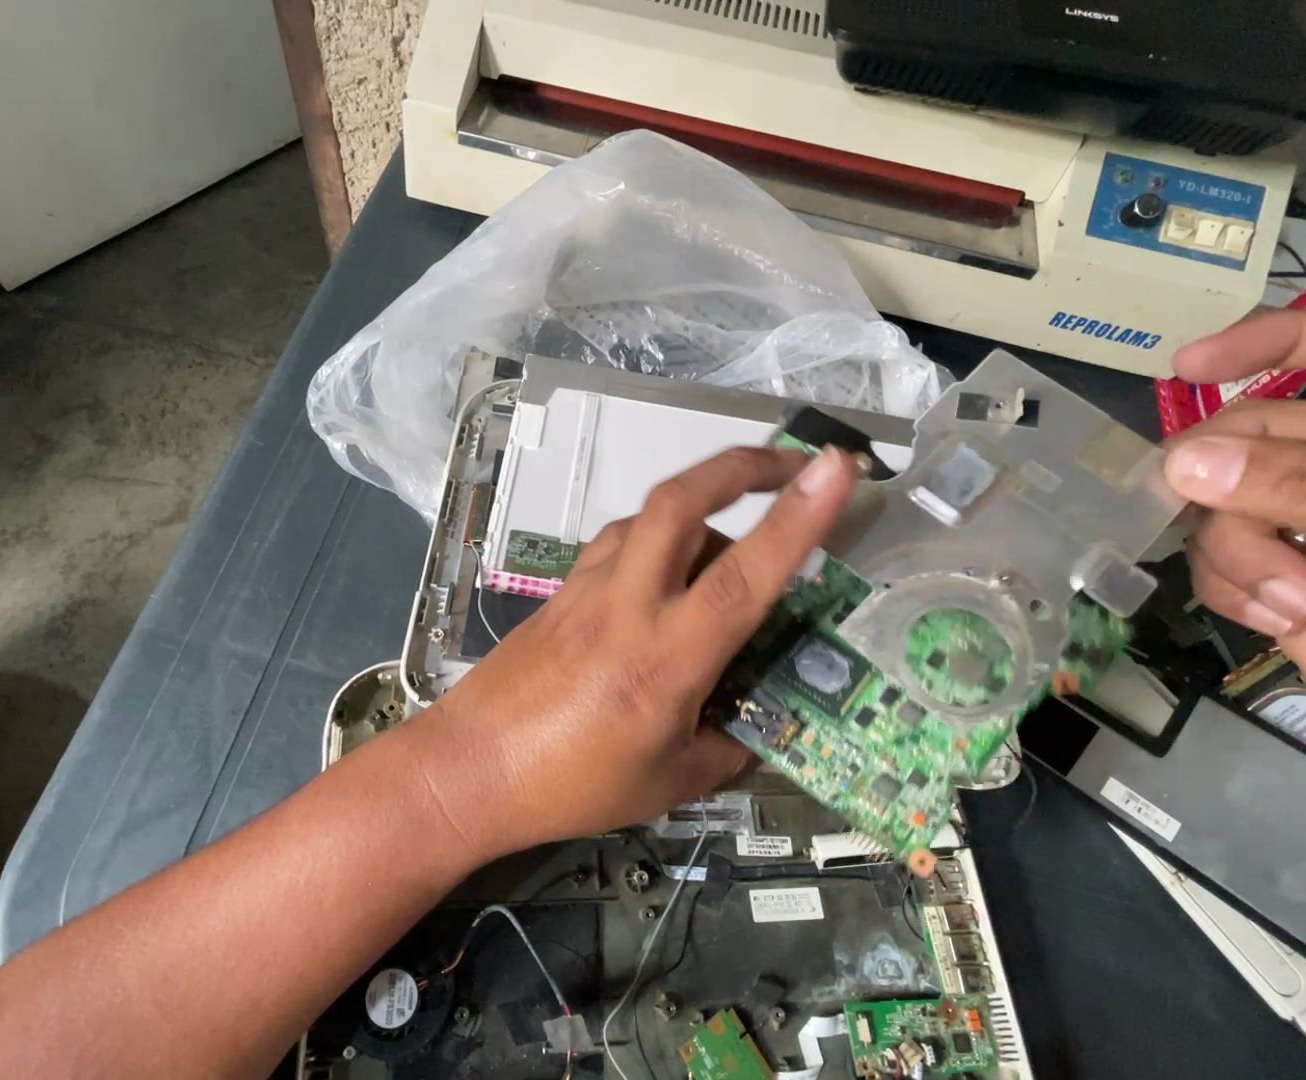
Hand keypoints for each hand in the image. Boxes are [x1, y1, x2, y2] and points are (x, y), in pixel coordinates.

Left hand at [398, 445, 857, 859]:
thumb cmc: (570, 784)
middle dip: (741, 465)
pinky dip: (656, 539)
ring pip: (650, 518)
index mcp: (665, 658)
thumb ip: (725, 750)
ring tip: (729, 554)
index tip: (836, 469)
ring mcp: (587, 588)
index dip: (797, 519)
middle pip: (680, 501)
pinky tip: (666, 575)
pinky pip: (619, 542)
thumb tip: (757, 729)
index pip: (743, 576)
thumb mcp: (668, 783)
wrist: (469, 768)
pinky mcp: (561, 590)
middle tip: (792, 467)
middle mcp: (627, 605)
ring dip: (701, 513)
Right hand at [1164, 303, 1305, 736]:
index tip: (1189, 364)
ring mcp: (1301, 506)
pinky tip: (1285, 616)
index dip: (1273, 340)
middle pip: (1249, 433)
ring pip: (1215, 499)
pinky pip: (1206, 552)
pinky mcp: (1262, 556)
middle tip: (1241, 526)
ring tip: (1296, 599)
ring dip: (1243, 555)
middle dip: (1239, 491)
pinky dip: (1234, 587)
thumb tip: (1186, 463)